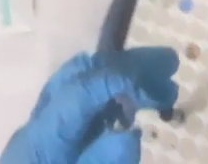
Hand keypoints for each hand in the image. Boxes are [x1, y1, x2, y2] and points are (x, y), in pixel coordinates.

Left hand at [1, 47, 179, 163]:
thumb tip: (131, 131)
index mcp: (41, 139)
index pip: (81, 90)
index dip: (121, 78)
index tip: (160, 87)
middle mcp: (37, 124)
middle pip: (81, 74)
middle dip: (127, 66)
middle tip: (170, 68)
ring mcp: (39, 131)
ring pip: (79, 81)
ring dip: (120, 76)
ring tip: (159, 87)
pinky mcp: (46, 143)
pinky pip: (77, 103)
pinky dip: (108, 95)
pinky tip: (131, 108)